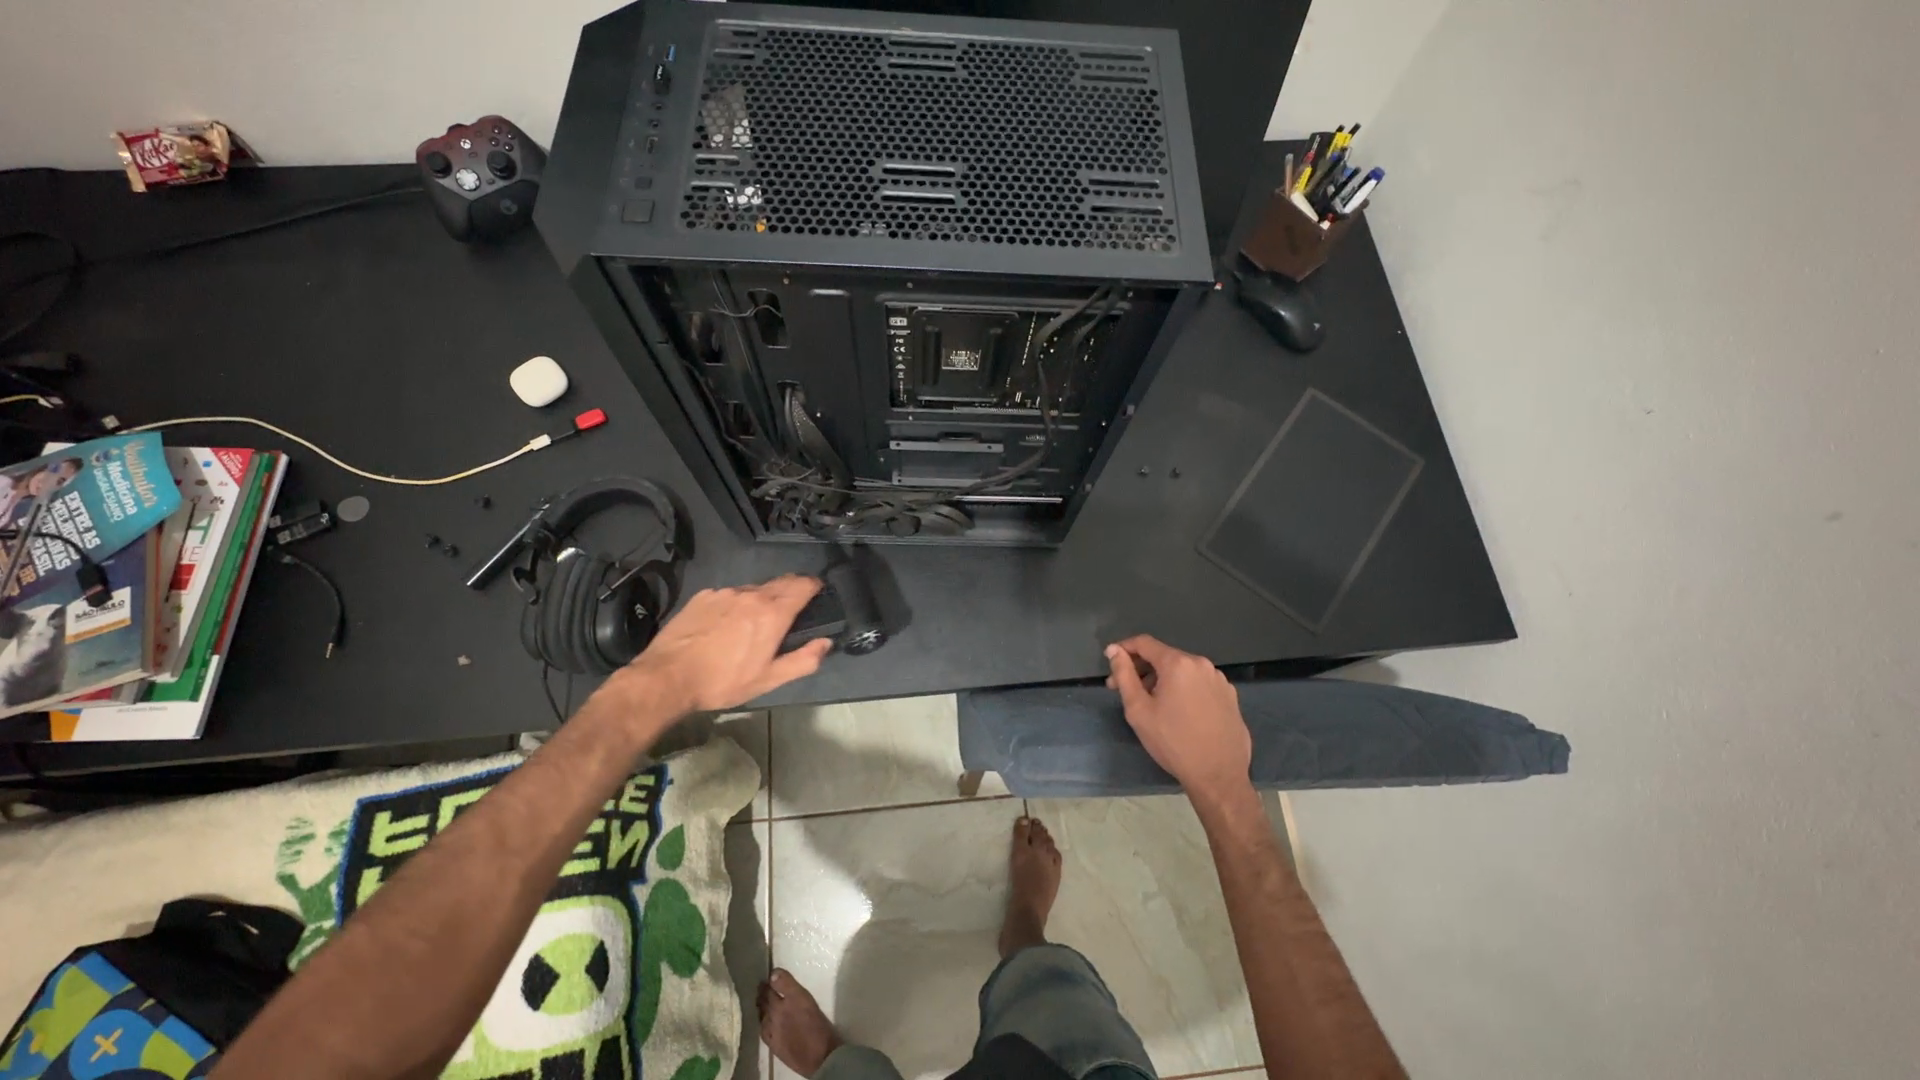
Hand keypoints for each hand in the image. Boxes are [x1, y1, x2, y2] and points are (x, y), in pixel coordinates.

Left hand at [620, 575, 833, 715]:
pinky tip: (726, 624)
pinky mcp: (702, 596)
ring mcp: (724, 593)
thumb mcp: (768, 680)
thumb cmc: (723, 681)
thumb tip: (826, 643)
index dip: (814, 586)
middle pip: (780, 582)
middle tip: (793, 609)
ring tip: (755, 621)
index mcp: (772, 613)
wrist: (667, 677)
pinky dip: (736, 604)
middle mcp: (750, 594)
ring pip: (753, 589)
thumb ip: (803, 660)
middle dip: (792, 590)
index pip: (803, 585)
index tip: (818, 593)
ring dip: (762, 599)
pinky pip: (728, 595)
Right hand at [1105, 635, 1251, 804]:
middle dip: (1141, 669)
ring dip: (1163, 680)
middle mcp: (1202, 664)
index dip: (1124, 649)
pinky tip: (1179, 712)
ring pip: (1183, 671)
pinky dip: (1183, 690)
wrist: (1218, 775)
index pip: (1145, 643)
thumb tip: (1115, 650)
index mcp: (1178, 664)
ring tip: (1152, 704)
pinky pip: (1199, 684)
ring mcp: (1219, 680)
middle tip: (1123, 690)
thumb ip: (1124, 675)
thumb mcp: (1139, 710)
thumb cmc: (1172, 742)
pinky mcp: (1230, 696)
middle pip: (1165, 656)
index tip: (1110, 661)